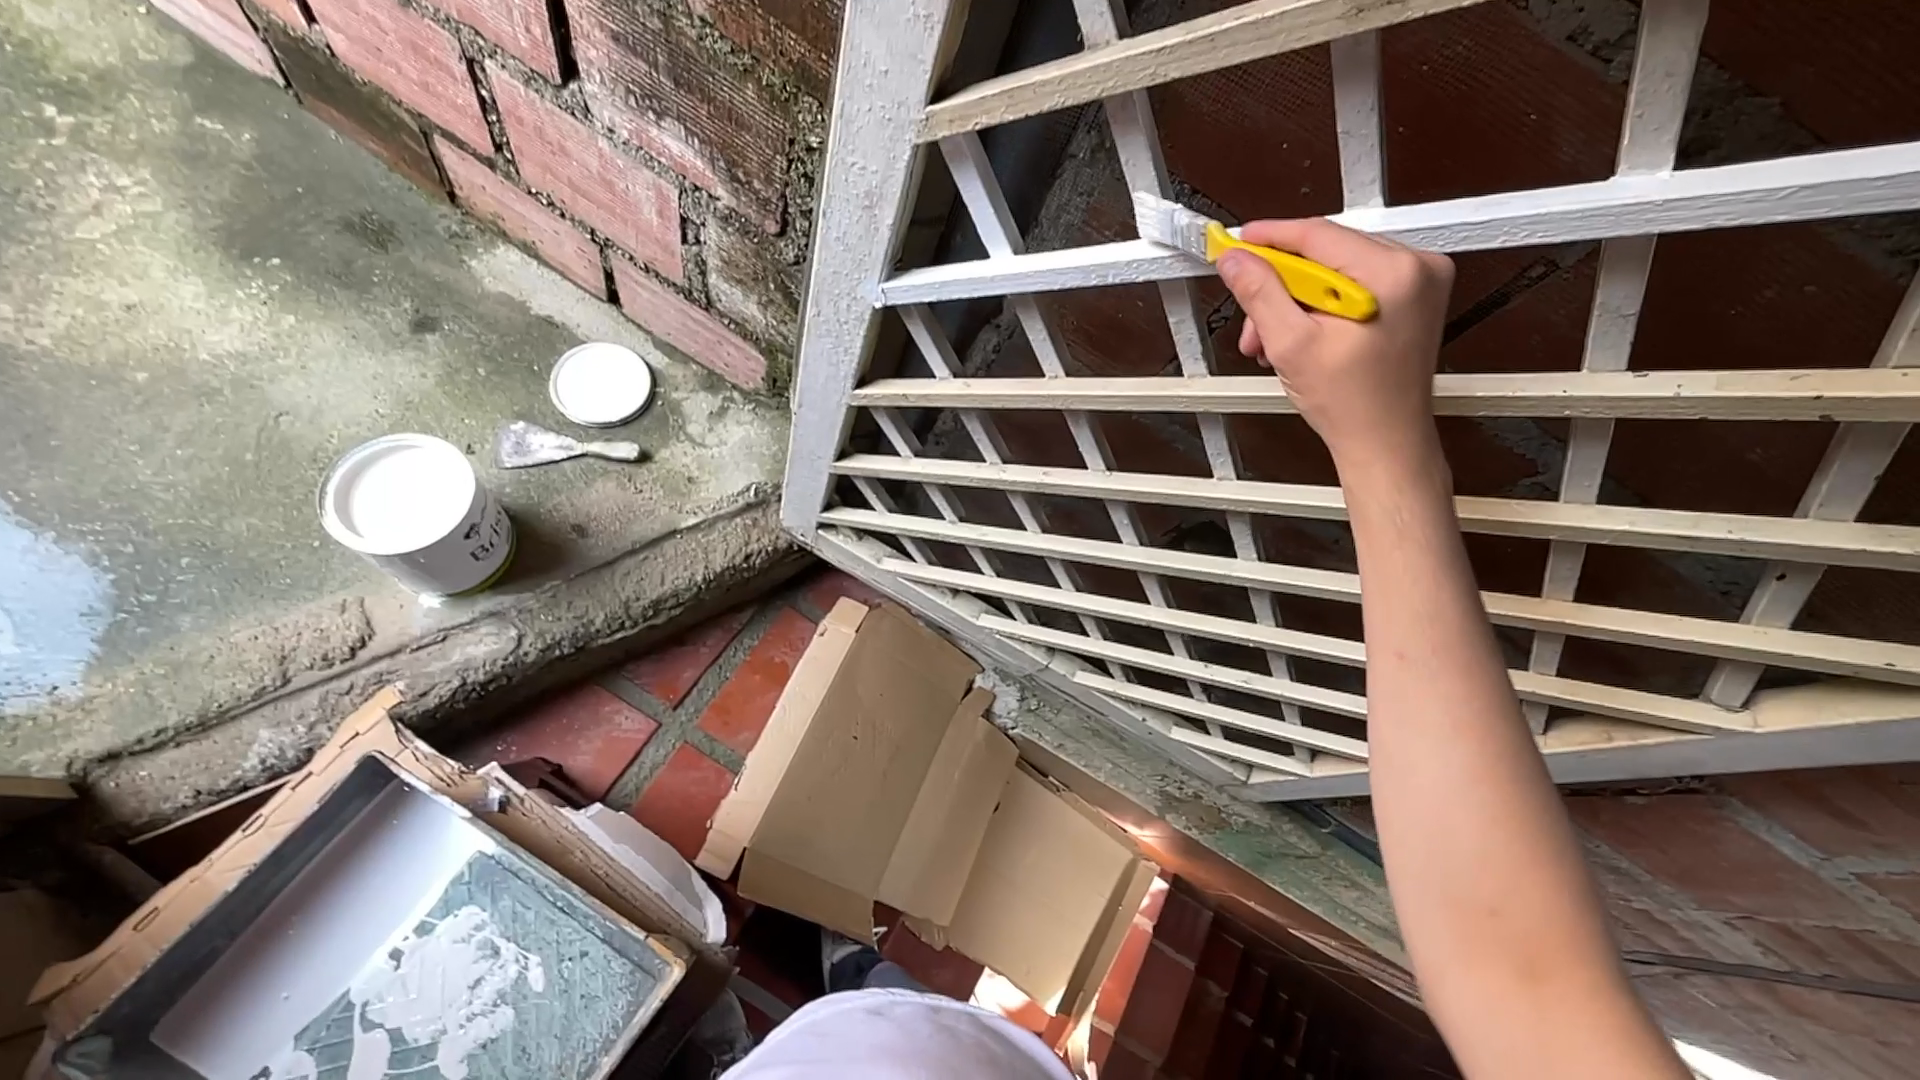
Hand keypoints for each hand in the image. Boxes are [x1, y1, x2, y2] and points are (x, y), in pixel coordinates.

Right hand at [1217, 218, 1453, 478]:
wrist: (1385, 441)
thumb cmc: (1351, 404)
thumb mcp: (1290, 344)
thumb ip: (1260, 293)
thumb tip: (1235, 260)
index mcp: (1392, 273)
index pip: (1317, 235)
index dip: (1270, 238)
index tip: (1238, 243)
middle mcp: (1416, 267)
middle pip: (1326, 254)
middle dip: (1280, 286)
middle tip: (1251, 320)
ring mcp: (1421, 282)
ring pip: (1336, 270)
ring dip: (1296, 300)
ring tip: (1274, 340)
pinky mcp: (1416, 298)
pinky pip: (1355, 283)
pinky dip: (1322, 305)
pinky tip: (1302, 335)